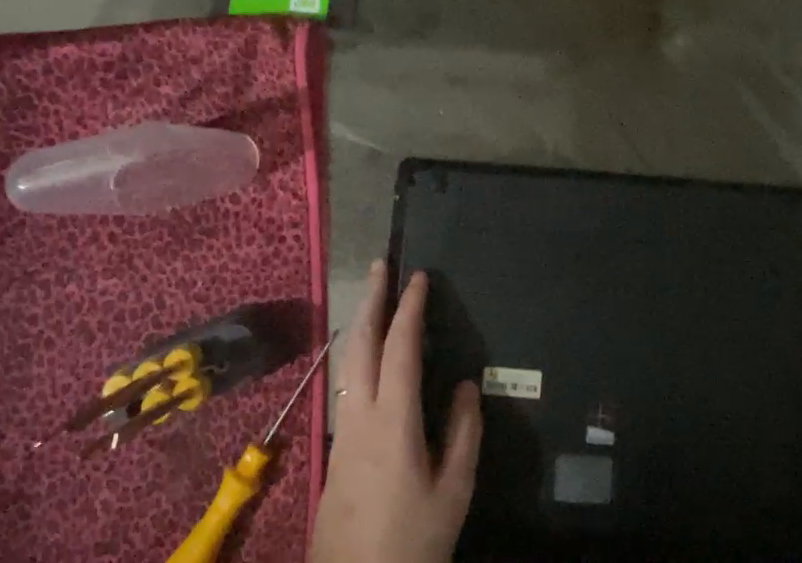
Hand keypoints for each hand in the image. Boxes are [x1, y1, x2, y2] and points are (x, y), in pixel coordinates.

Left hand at [310, 262, 481, 562]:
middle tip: (379, 266)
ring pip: (347, 363)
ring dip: (360, 324)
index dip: (409, 309)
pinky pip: (346, 384)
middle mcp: (360, 416)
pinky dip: (357, 354)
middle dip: (370, 300)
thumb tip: (466, 385)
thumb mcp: (454, 493)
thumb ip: (463, 434)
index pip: (400, 348)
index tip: (418, 277)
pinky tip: (367, 358)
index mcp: (393, 420)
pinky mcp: (336, 450)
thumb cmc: (411, 539)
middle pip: (360, 344)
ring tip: (372, 300)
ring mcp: (342, 432)